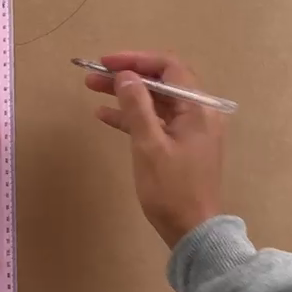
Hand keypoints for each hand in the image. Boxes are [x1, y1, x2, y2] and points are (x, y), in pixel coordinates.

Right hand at [85, 51, 225, 247]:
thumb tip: (125, 76)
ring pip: (156, 103)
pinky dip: (133, 118)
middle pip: (161, 83)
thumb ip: (137, 107)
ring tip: (94, 91)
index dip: (136, 60)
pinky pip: (156, 123)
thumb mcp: (149, 146)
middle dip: (127, 77)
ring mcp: (190, 131)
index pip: (168, 68)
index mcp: (198, 108)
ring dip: (126, 96)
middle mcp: (199, 114)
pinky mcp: (181, 147)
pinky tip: (107, 116)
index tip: (106, 63)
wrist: (193, 231)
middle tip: (93, 76)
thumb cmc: (172, 190)